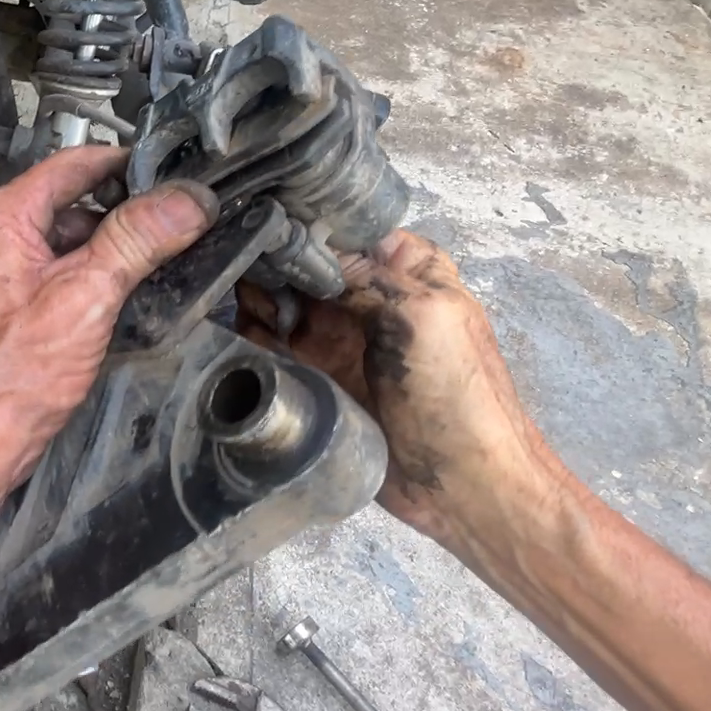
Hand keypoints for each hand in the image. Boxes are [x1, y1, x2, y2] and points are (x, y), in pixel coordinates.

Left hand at [0, 146, 216, 497]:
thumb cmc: (1, 381)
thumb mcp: (85, 298)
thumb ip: (136, 241)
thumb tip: (182, 200)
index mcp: (0, 218)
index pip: (74, 163)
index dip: (128, 165)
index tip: (173, 174)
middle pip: (72, 201)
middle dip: (124, 213)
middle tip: (176, 225)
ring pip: (67, 239)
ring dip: (109, 249)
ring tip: (155, 265)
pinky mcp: (7, 304)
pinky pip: (56, 272)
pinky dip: (90, 277)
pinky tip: (120, 299)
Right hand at [239, 230, 566, 554]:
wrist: (460, 486)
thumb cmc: (454, 393)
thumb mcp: (421, 315)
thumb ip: (362, 275)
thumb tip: (296, 248)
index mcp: (401, 266)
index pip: (340, 226)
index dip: (303, 224)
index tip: (270, 230)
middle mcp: (360, 292)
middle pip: (298, 257)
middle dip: (272, 263)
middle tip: (260, 281)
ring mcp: (331, 331)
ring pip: (275, 293)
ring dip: (258, 298)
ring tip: (264, 318)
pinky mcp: (306, 368)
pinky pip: (266, 337)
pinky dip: (251, 333)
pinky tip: (255, 340)